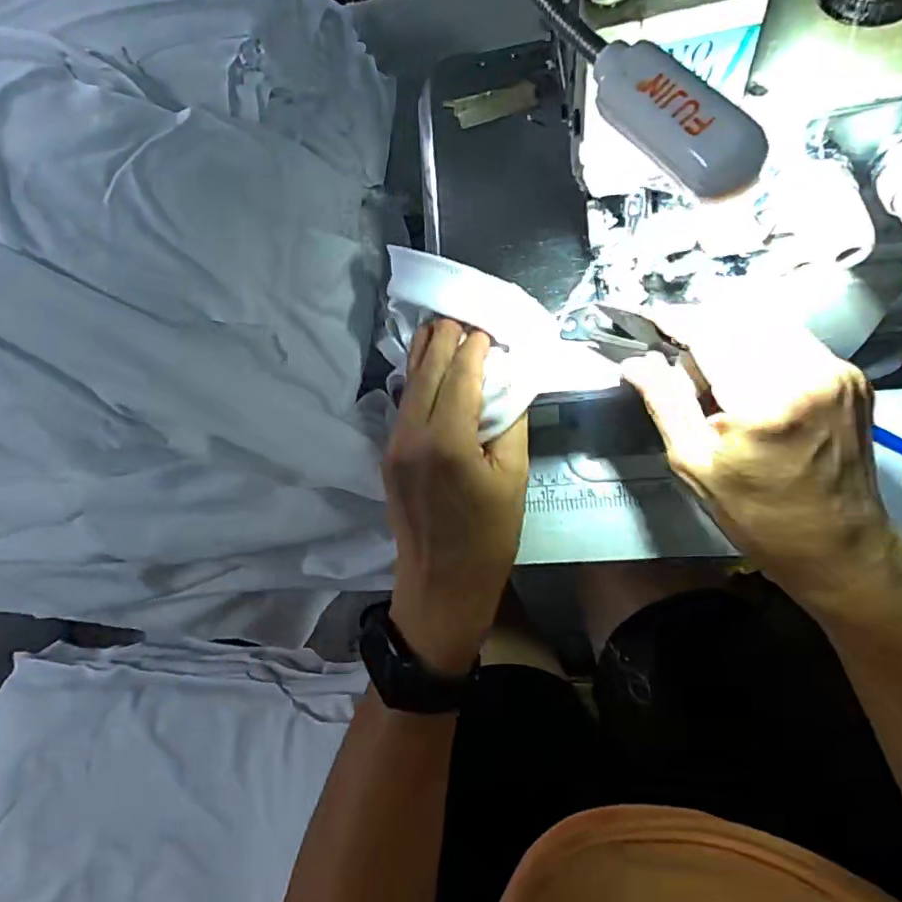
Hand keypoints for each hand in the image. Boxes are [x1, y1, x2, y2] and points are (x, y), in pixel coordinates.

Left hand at [383, 319, 529, 676]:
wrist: (442, 583)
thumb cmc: (489, 536)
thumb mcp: (513, 476)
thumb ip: (509, 422)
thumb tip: (506, 383)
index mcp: (448, 440)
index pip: (461, 376)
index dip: (475, 349)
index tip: (488, 331)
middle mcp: (412, 434)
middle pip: (429, 372)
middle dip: (446, 340)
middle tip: (462, 318)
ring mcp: (394, 444)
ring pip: (410, 385)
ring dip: (427, 355)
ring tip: (441, 329)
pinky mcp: (388, 455)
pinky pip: (405, 405)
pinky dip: (419, 380)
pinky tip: (431, 368)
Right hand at [620, 307, 901, 604]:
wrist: (840, 545)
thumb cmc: (759, 516)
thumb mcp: (695, 466)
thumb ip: (666, 404)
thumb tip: (636, 363)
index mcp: (767, 405)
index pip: (711, 335)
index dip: (674, 320)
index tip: (647, 315)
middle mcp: (810, 376)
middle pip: (740, 320)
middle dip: (700, 324)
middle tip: (671, 343)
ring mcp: (838, 372)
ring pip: (769, 323)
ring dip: (731, 330)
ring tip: (707, 359)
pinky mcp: (852, 376)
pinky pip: (794, 340)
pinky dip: (761, 343)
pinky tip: (744, 369)